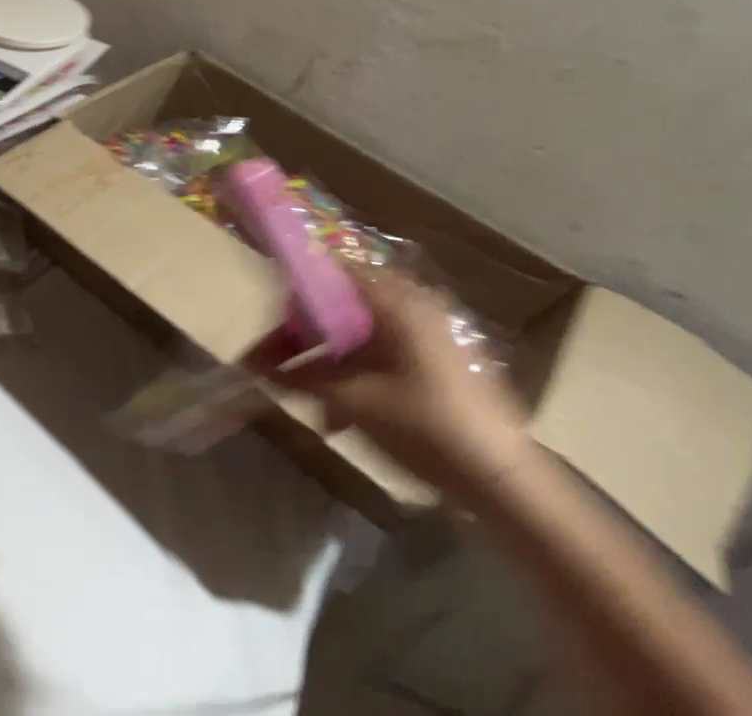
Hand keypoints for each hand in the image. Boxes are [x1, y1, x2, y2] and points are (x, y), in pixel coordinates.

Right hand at [262, 264, 533, 502]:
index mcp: (400, 305)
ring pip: (359, 334)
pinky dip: (352, 373)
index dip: (297, 289)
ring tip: (301, 392)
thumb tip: (250, 361)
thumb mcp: (351, 400)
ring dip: (325, 359)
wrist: (501, 480)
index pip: (336, 272)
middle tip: (274, 358)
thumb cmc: (424, 428)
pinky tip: (337, 413)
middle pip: (344, 305)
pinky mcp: (438, 365)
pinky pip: (380, 355)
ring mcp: (432, 338)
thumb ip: (298, 376)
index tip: (269, 317)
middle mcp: (417, 310)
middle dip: (304, 332)